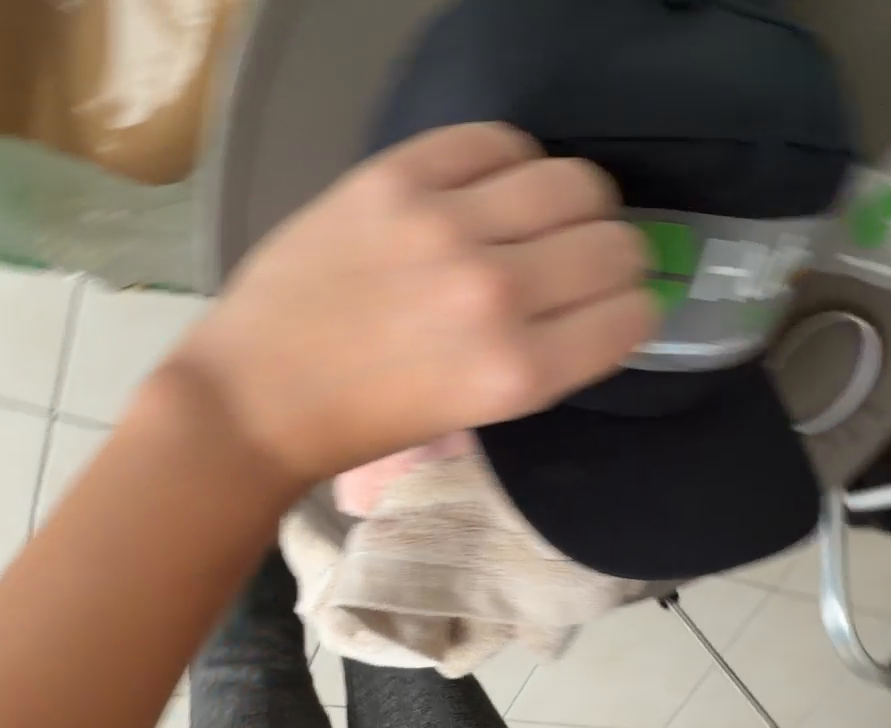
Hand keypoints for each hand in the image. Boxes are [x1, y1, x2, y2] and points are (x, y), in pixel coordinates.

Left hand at [162, 122, 656, 486]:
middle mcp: (496, 295)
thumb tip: (592, 307)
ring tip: (544, 219)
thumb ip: (540, 363)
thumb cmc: (364, 425)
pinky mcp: (394, 178)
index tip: (616, 307)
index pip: (632, 315)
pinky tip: (492, 188)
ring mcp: (443, 227)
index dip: (634, 310)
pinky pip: (496, 139)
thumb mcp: (472, 418)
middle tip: (585, 263)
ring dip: (577, 204)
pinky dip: (511, 161)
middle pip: (615, 243)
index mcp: (517, 374)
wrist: (256, 397)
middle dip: (617, 257)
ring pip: (572, 181)